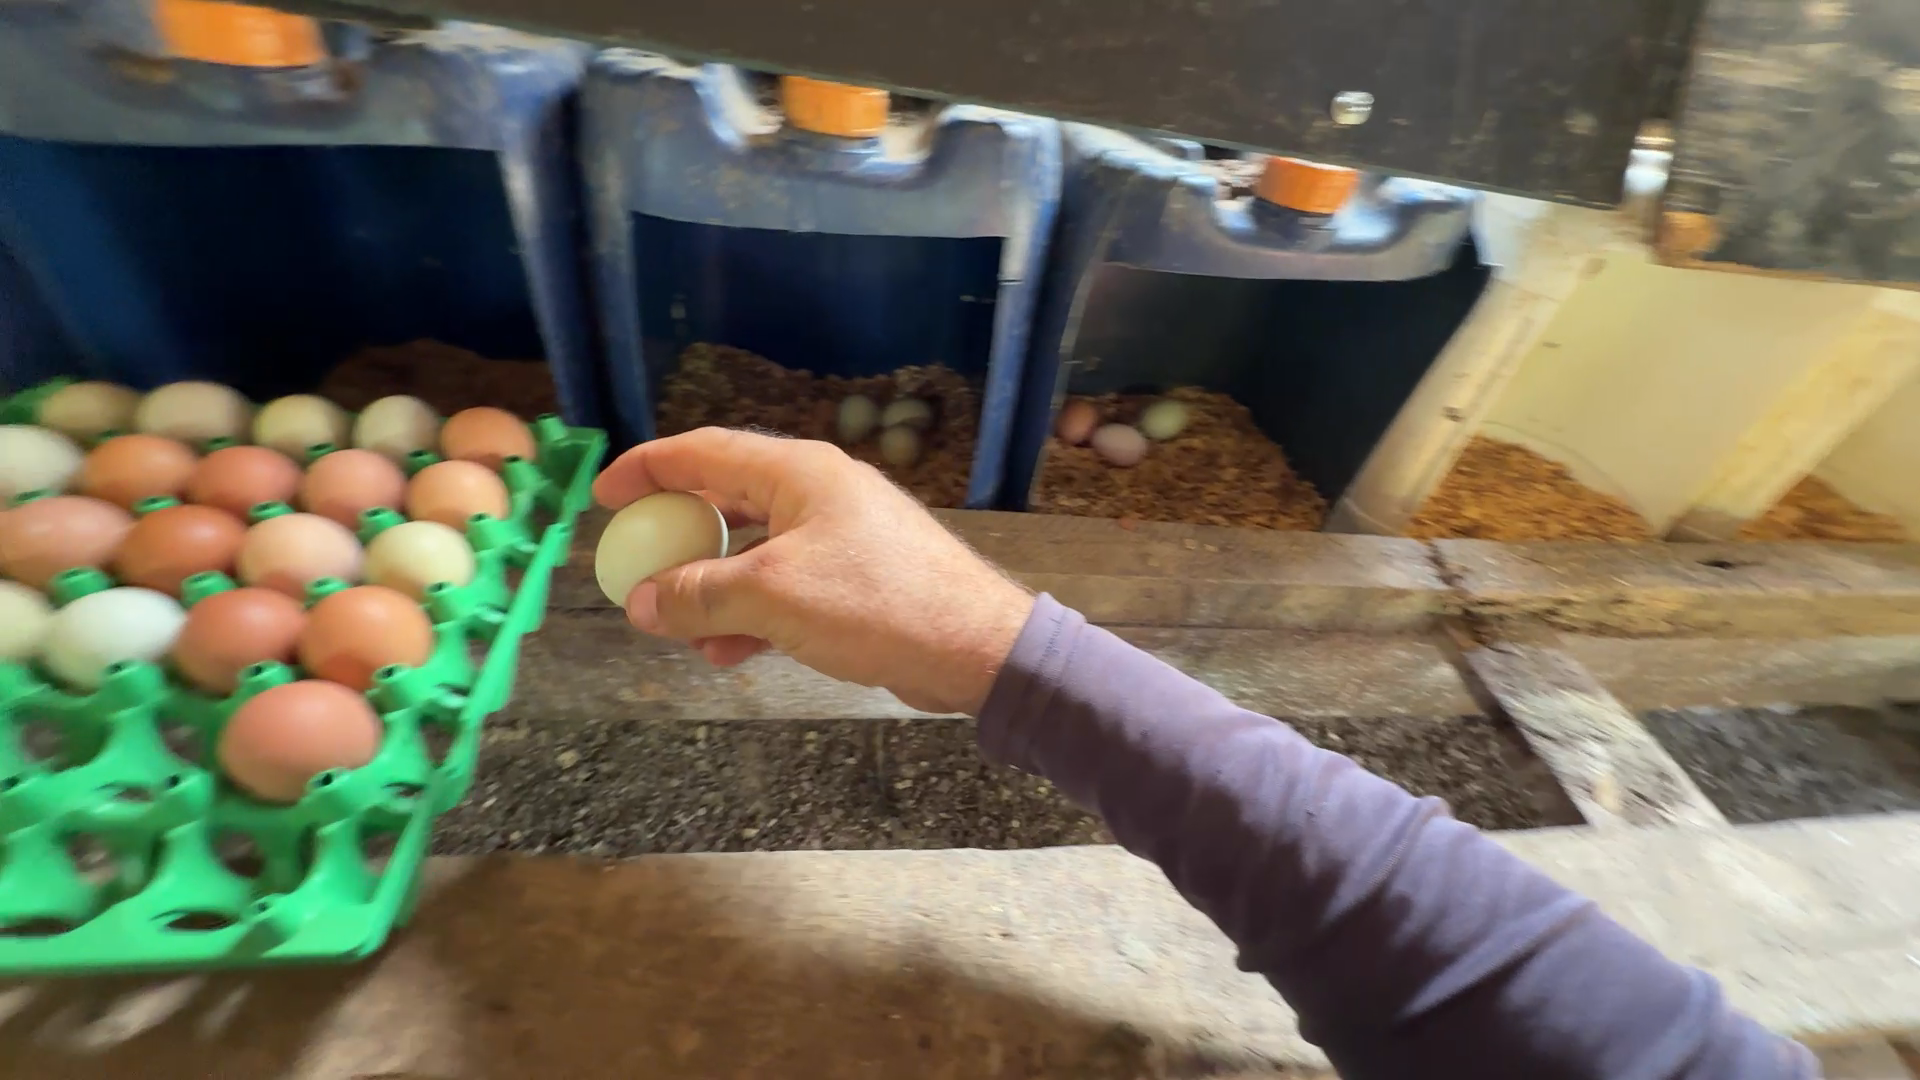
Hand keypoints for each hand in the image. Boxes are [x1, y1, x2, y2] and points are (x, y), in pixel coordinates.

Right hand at [592, 427, 1035, 714]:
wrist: (973, 646)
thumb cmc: (873, 603)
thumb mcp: (773, 596)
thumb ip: (699, 594)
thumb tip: (641, 602)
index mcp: (799, 472)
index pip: (707, 451)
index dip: (649, 467)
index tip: (606, 497)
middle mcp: (820, 494)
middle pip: (729, 501)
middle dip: (680, 536)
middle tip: (637, 563)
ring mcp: (842, 537)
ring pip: (756, 551)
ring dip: (714, 587)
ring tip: (675, 627)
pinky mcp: (857, 579)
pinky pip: (788, 586)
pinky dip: (754, 612)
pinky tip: (727, 651)